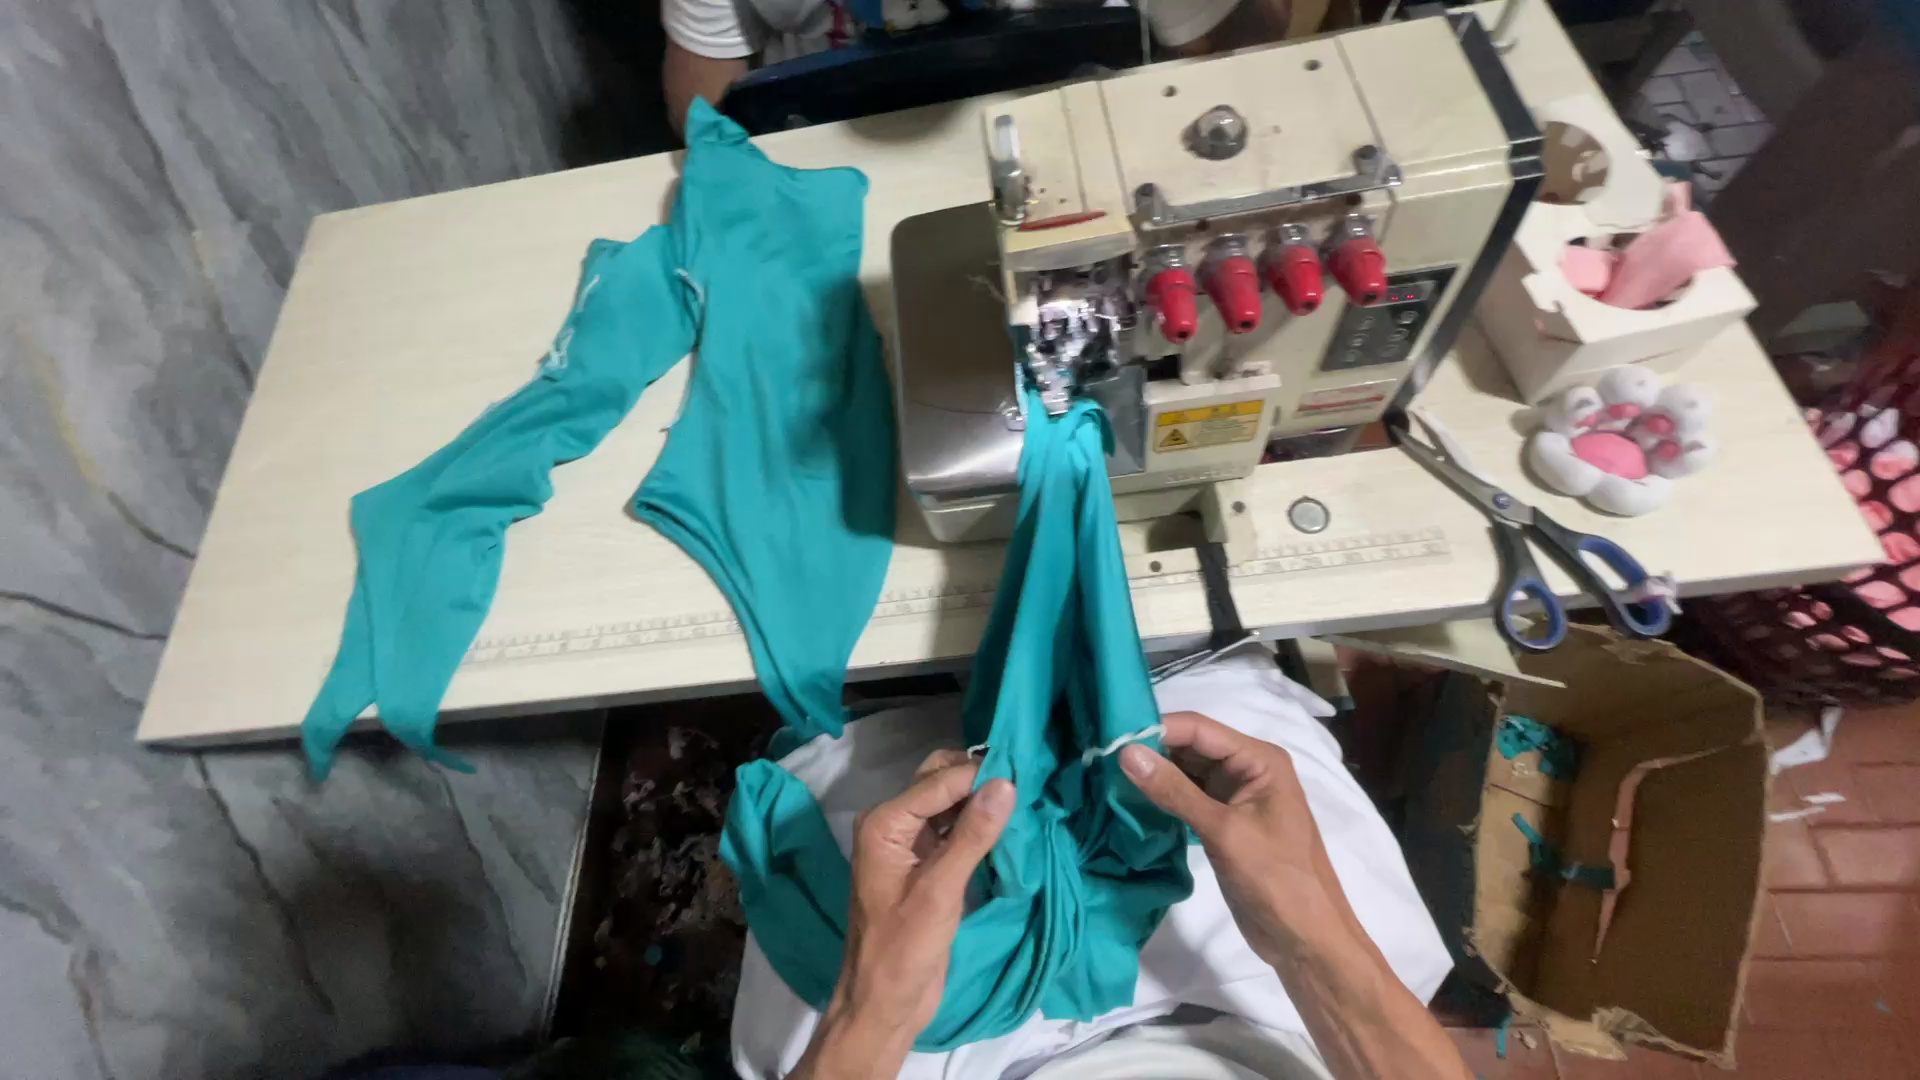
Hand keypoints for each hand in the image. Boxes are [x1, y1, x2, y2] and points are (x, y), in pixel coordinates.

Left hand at [792, 752, 1013, 1079]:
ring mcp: (907, 841)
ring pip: (947, 800)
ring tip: (1020, 798)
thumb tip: (1006, 784)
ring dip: (979, 798)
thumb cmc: (903, 950)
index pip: (939, 781)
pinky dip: (975, 822)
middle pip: (938, 779)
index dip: (980, 774)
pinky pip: (951, 826)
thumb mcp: (940, 890)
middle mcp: (892, 822)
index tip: (1024, 772)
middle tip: (1021, 784)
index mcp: (884, 822)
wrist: (882, 1005)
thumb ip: (973, 835)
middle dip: (977, 778)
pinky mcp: (923, 860)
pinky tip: (1004, 825)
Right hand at [1124, 713, 1474, 1079]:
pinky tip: (1131, 800)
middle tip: (1103, 756)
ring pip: (1184, 770)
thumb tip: (1126, 753)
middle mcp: (1247, 768)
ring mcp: (1234, 794)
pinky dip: (1161, 796)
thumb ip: (1174, 790)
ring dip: (1153, 773)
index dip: (1156, 728)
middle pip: (1189, 745)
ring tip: (1108, 775)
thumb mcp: (1224, 832)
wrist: (1308, 944)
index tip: (1112, 737)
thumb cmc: (1277, 881)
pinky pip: (1186, 795)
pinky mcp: (1223, 819)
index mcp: (1258, 759)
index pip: (1198, 728)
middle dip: (1150, 750)